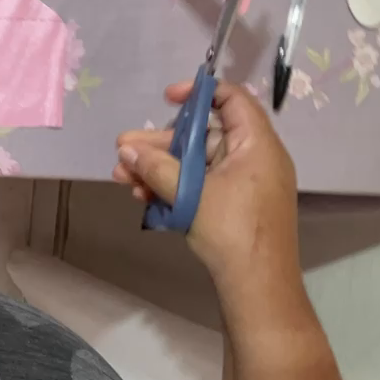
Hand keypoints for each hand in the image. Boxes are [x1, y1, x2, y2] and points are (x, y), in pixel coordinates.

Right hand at [113, 81, 298, 288]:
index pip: (232, 100)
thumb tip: (125, 150)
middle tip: (123, 150)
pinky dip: (172, 188)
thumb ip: (156, 168)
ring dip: (157, 169)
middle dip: (159, 144)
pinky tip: (141, 197)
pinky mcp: (230, 206)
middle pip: (202, 137)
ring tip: (122, 178)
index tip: (167, 99)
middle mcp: (252, 159)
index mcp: (256, 145)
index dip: (199, 94)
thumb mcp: (190, 195)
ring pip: (194, 165)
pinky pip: (198, 186)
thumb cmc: (233, 231)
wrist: (257, 285)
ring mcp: (241, 184)